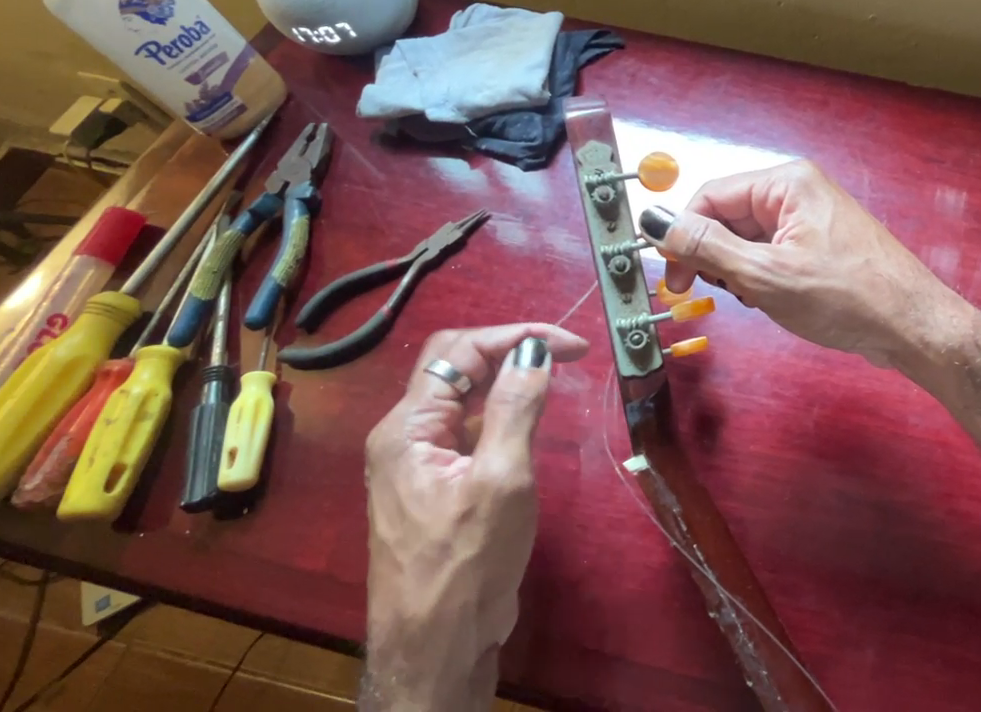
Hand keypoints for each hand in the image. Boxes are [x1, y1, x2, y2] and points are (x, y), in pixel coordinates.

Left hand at [360, 324, 588, 711]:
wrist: (437, 644)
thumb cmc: (469, 561)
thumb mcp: (503, 479)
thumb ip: (516, 408)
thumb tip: (533, 351)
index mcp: (408, 427)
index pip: (460, 351)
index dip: (518, 336)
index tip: (574, 347)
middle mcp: (406, 435)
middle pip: (456, 365)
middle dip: (511, 348)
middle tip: (566, 355)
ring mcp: (419, 461)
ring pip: (463, 395)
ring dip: (507, 377)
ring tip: (554, 377)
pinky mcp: (437, 483)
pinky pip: (468, 426)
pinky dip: (502, 409)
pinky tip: (529, 417)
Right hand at [647, 160, 976, 376]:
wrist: (910, 325)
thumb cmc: (850, 296)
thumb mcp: (764, 274)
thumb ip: (706, 246)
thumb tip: (657, 222)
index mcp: (787, 183)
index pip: (711, 196)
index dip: (683, 236)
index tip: (673, 277)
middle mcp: (799, 193)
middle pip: (728, 218)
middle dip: (715, 258)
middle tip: (714, 292)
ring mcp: (811, 220)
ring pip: (748, 241)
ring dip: (740, 273)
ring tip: (760, 298)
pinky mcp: (819, 246)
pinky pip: (771, 255)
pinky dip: (762, 279)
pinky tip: (776, 301)